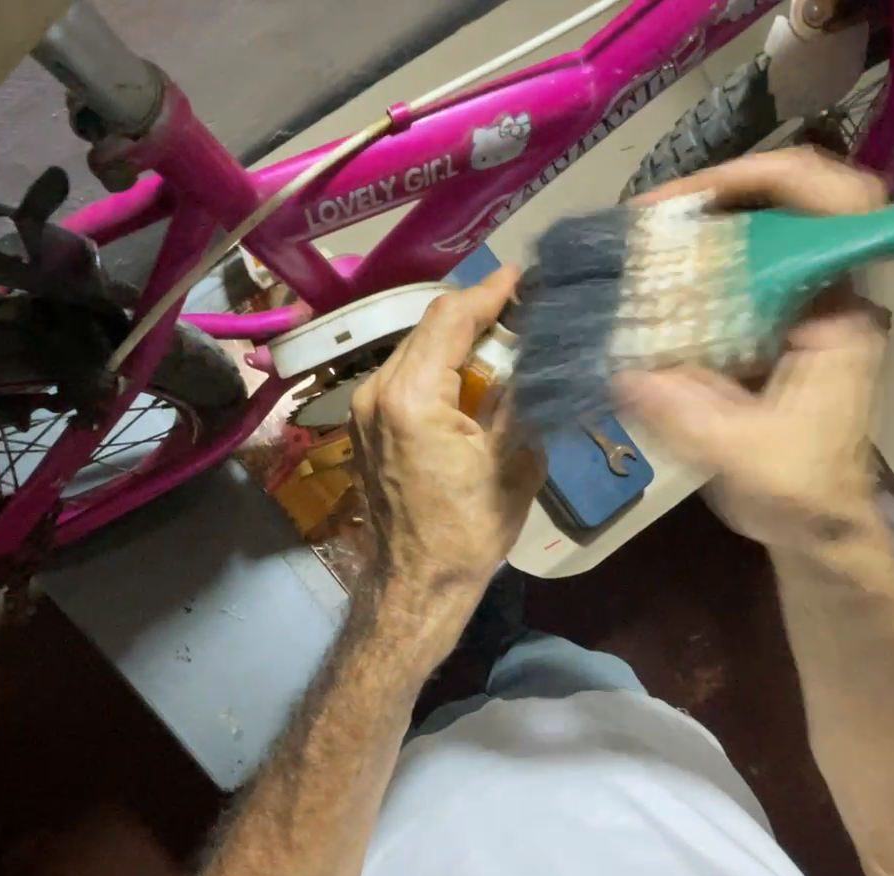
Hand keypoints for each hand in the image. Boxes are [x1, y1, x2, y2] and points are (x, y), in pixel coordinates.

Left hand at [350, 265, 545, 600]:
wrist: (418, 581)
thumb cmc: (470, 530)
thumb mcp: (513, 461)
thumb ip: (518, 398)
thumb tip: (529, 357)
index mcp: (412, 397)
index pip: (450, 319)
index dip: (489, 292)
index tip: (522, 277)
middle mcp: (376, 391)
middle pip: (428, 328)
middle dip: (475, 314)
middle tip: (521, 310)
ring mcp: (363, 408)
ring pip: (414, 350)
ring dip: (456, 341)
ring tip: (501, 340)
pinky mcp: (364, 424)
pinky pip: (404, 376)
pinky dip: (437, 367)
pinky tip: (468, 375)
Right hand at [614, 148, 890, 551]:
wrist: (812, 527)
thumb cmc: (798, 494)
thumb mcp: (741, 456)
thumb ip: (685, 414)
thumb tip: (619, 374)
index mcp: (840, 315)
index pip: (834, 206)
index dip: (768, 181)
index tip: (694, 198)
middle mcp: (824, 300)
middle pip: (778, 217)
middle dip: (710, 207)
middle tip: (641, 223)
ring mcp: (796, 316)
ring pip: (751, 248)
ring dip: (692, 241)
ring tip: (634, 249)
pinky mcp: (768, 337)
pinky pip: (729, 289)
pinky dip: (687, 282)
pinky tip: (643, 293)